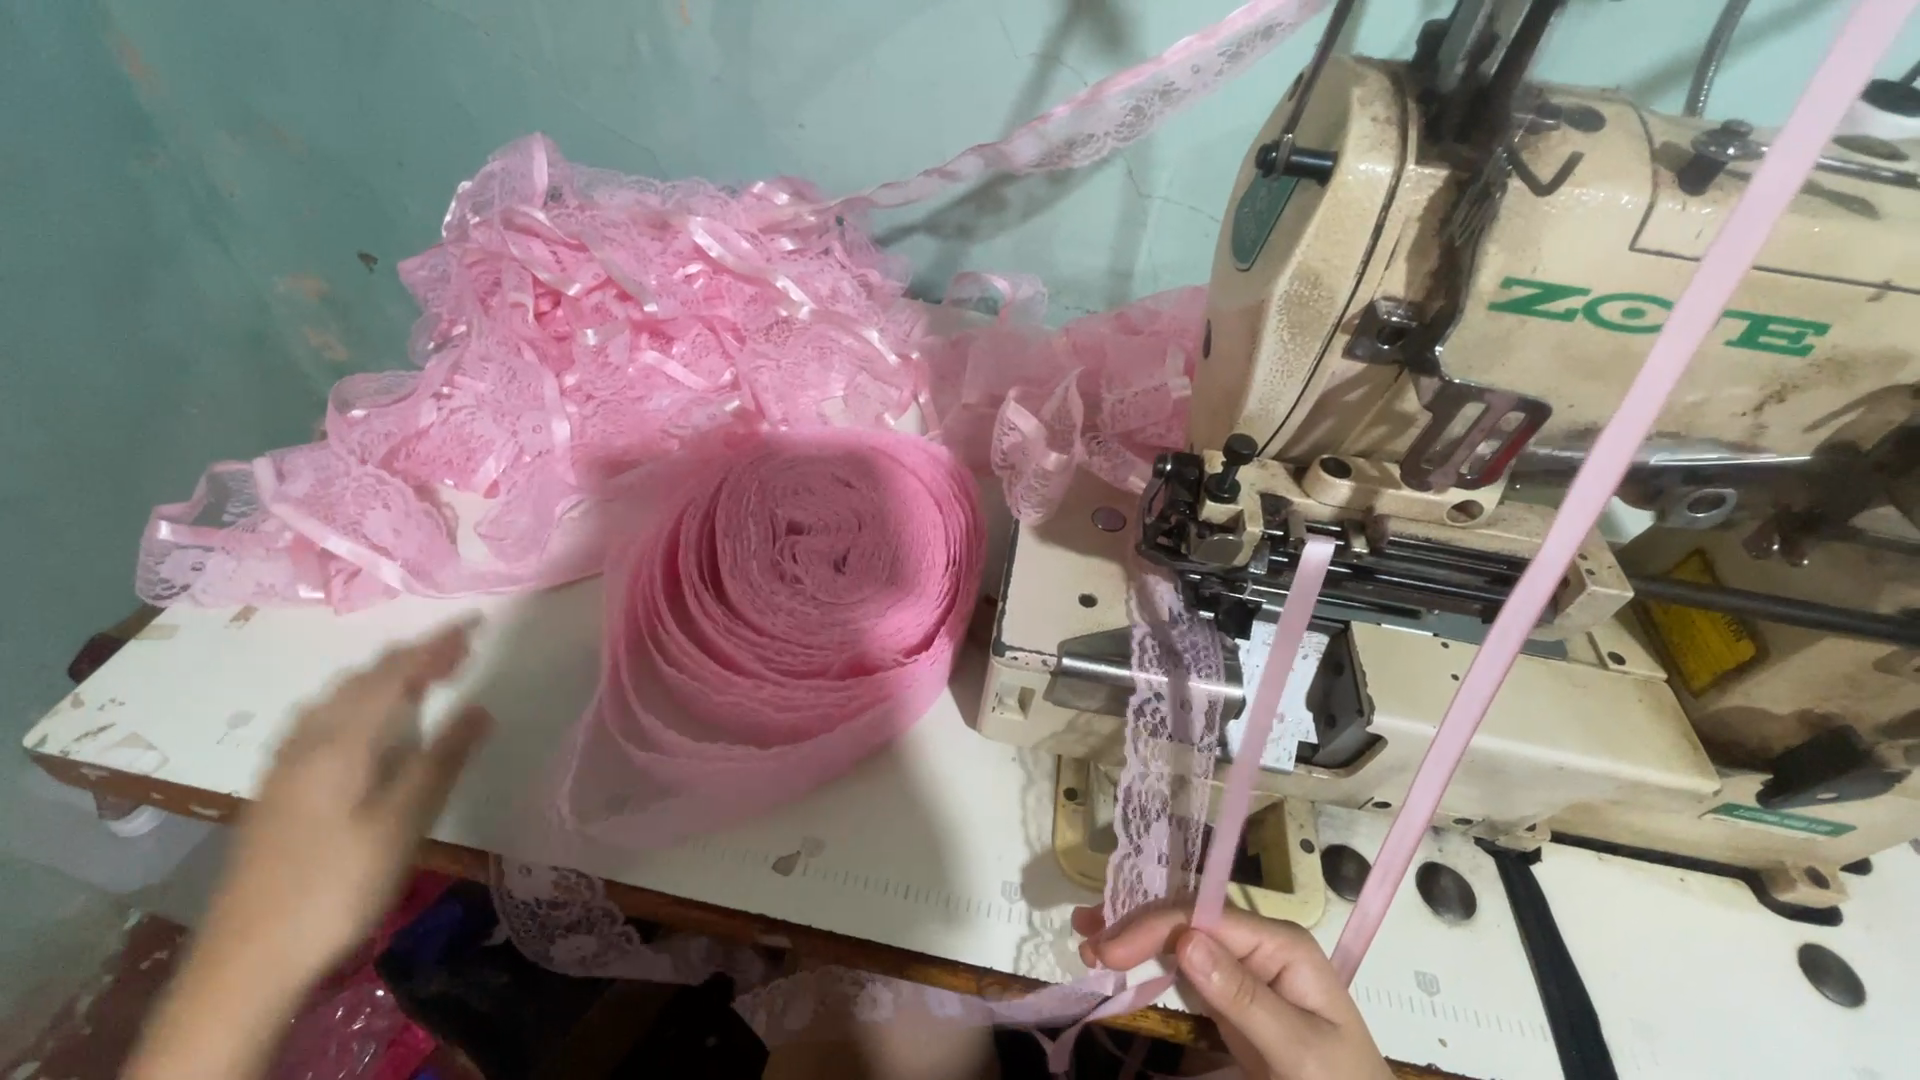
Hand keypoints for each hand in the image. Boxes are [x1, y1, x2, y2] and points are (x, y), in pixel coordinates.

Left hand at [213, 618, 492, 980]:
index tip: (474, 623)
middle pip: (362, 680)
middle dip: (412, 658)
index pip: (394, 674)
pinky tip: (362, 723)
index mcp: (340, 743)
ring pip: (337, 699)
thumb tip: (480, 707)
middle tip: (459, 652)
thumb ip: (442, 760)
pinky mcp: (277, 790)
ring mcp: (284, 766)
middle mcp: (307, 742)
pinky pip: (321, 721)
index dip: (435, 645)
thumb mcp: (403, 823)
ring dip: (382, 678)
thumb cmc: (338, 885)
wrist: (248, 959)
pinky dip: (355, 703)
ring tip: (421, 679)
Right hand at [1074, 904, 1392, 1079]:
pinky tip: (1119, 957)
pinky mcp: (1232, 990)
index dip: (1150, 926)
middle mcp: (1259, 941)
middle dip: (1134, 924)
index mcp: (1279, 942)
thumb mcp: (1297, 1051)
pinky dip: (1148, 957)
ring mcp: (1245, 964)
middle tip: (1085, 943)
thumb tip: (1184, 939)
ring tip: (1087, 940)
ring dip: (1133, 934)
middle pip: (1186, 917)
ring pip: (1179, 934)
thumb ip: (1243, 996)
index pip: (1202, 917)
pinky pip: (1184, 963)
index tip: (1105, 952)